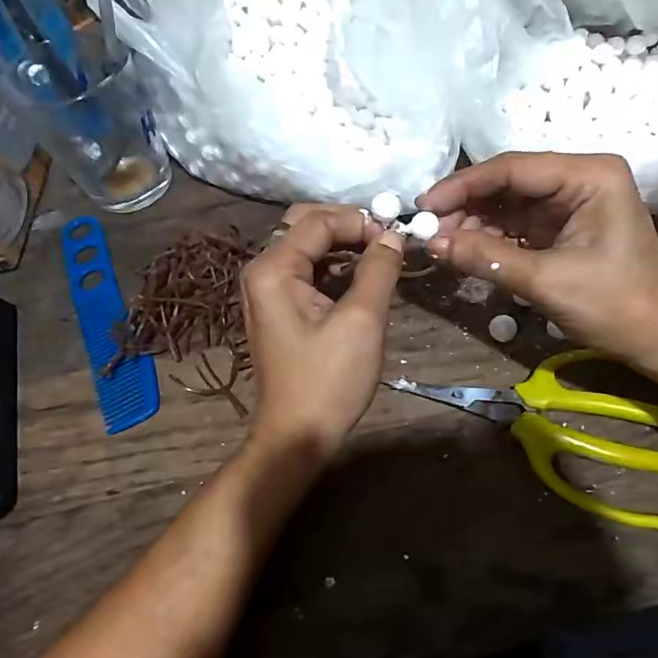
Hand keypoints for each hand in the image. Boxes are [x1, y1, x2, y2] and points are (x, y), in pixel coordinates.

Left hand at [240, 204, 403, 463]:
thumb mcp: (362, 321)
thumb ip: (378, 269)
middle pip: (304, 225)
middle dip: (347, 226)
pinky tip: (359, 277)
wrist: (297, 436)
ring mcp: (265, 290)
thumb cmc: (329, 381)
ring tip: (379, 257)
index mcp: (273, 269)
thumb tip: (393, 236)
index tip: (396, 238)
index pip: (318, 221)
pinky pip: (304, 271)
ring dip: (341, 245)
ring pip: (305, 246)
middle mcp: (261, 272)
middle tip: (385, 241)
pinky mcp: (276, 308)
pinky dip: (331, 266)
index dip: (359, 221)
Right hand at [416, 153, 657, 377]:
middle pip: (508, 182)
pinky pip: (517, 223)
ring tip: (439, 242)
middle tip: (427, 229)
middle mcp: (581, 178)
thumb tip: (431, 243)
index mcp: (589, 176)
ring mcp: (572, 202)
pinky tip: (462, 247)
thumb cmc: (615, 306)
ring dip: (474, 221)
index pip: (513, 169)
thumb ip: (486, 257)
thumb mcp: (545, 281)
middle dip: (466, 205)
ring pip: (509, 203)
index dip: (463, 186)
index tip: (423, 206)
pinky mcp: (564, 226)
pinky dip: (490, 236)